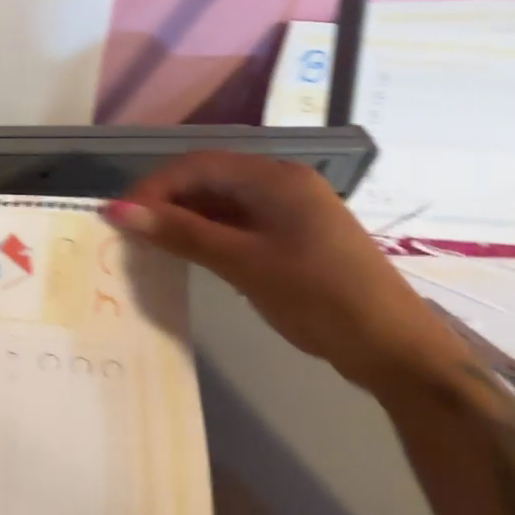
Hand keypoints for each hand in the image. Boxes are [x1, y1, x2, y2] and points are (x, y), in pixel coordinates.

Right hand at [103, 151, 472, 395]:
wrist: (396, 350)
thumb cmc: (319, 298)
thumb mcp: (244, 264)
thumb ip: (181, 233)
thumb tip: (118, 211)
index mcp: (275, 177)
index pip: (197, 165)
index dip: (153, 187)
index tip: (120, 217)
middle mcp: (283, 183)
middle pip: (210, 180)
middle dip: (166, 202)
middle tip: (130, 233)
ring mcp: (292, 211)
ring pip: (224, 203)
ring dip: (186, 220)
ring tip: (151, 246)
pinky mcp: (296, 238)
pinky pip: (241, 224)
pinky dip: (211, 236)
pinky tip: (190, 256)